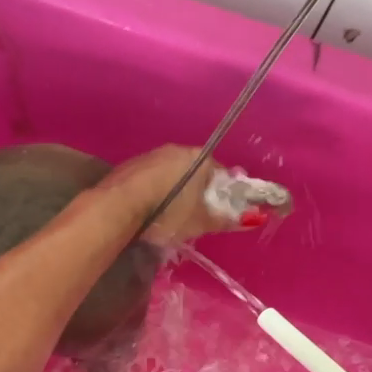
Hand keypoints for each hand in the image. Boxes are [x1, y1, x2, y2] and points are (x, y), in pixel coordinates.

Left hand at [102, 145, 289, 245]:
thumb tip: (253, 219)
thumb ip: (227, 219)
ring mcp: (150, 156)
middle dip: (197, 192)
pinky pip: (150, 179)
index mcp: (198, 158)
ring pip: (171, 174)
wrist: (117, 207)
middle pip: (195, 172)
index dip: (223, 194)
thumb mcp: (200, 222)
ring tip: (169, 216)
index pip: (220, 173)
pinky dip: (154, 191)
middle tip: (195, 217)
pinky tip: (149, 210)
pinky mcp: (129, 167)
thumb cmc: (167, 213)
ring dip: (174, 191)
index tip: (219, 212)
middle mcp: (175, 150)